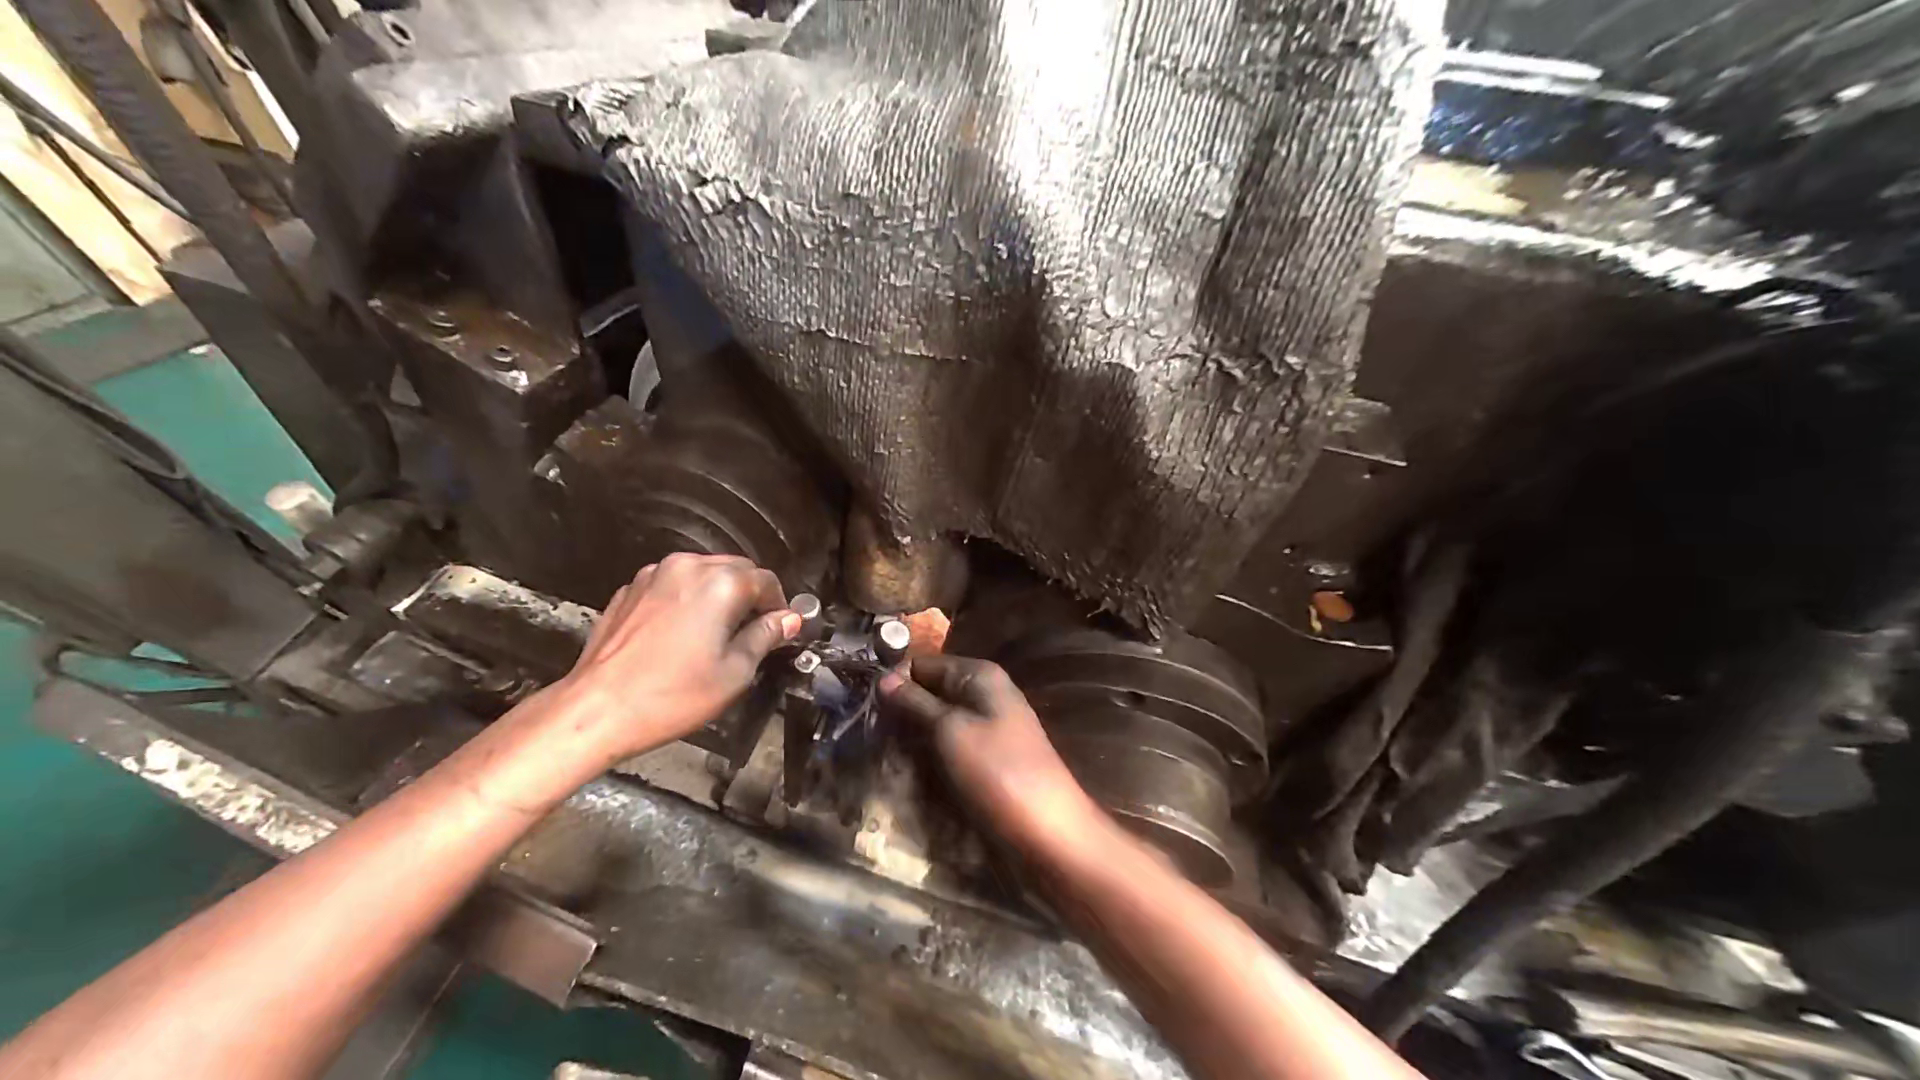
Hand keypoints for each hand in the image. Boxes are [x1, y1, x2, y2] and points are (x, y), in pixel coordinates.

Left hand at [554, 554, 799, 761]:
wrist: (596, 709)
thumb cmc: (669, 696)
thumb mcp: (735, 672)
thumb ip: (765, 637)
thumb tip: (787, 620)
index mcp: (721, 584)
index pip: (766, 581)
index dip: (779, 606)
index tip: (780, 629)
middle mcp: (688, 568)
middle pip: (736, 569)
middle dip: (749, 596)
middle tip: (752, 633)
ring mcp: (654, 575)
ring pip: (703, 573)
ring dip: (718, 594)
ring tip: (715, 634)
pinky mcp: (630, 590)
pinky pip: (672, 585)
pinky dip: (686, 600)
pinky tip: (681, 635)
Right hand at [881, 655, 1102, 856]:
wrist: (1048, 830)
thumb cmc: (997, 771)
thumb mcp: (950, 731)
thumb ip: (915, 703)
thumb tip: (883, 676)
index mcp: (979, 675)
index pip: (924, 663)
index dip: (895, 681)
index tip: (865, 706)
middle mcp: (985, 693)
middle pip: (930, 691)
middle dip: (902, 711)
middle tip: (870, 734)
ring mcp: (988, 725)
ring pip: (937, 720)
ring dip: (913, 736)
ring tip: (885, 755)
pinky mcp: (988, 755)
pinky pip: (950, 744)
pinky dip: (930, 753)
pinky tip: (912, 770)